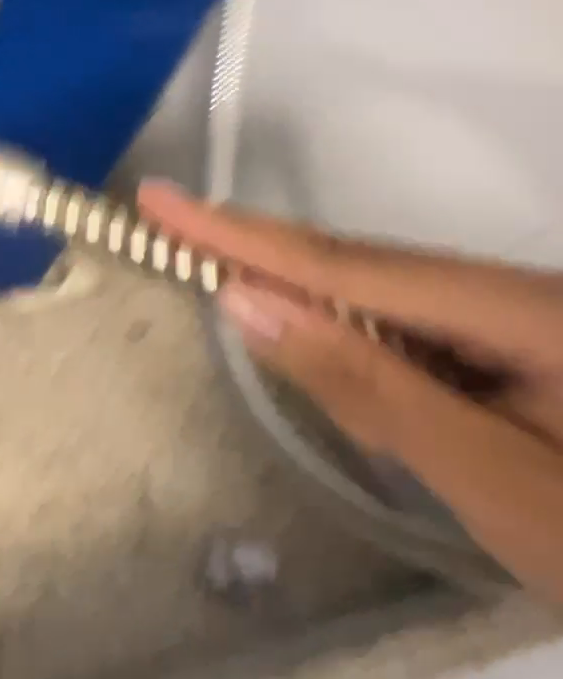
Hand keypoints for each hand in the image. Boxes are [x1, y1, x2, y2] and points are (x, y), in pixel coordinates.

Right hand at [140, 180, 562, 601]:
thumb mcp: (492, 481)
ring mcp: (540, 318)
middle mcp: (539, 294)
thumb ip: (364, 384)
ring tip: (388, 428)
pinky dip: (382, 362)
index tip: (155, 197)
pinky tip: (410, 415)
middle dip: (285, 286)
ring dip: (341, 342)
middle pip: (376, 274)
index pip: (354, 267)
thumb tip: (241, 299)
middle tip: (194, 270)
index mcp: (541, 312)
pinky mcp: (539, 346)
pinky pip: (426, 333)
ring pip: (397, 306)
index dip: (243, 236)